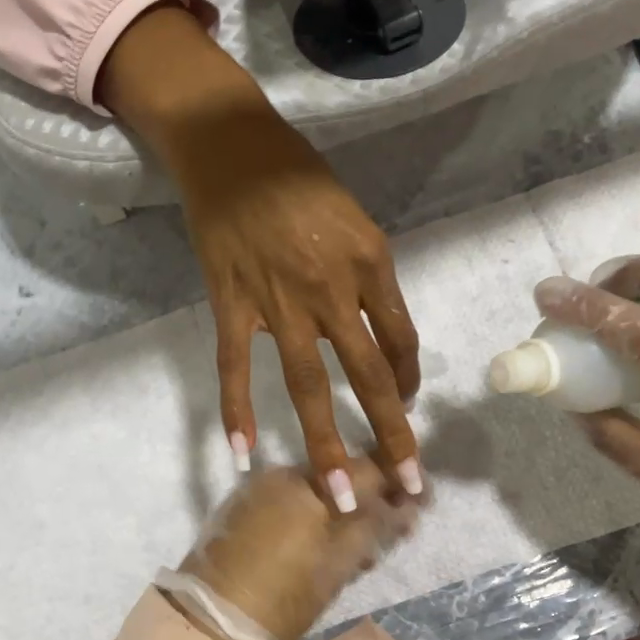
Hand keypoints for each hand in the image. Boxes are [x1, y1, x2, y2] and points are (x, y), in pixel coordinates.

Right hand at [97, 4, 422, 510]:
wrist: (231, 144)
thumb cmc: (300, 176)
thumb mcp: (355, 218)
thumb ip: (367, 276)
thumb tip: (372, 330)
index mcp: (372, 262)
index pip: (401, 339)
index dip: (408, 380)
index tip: (407, 403)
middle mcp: (332, 289)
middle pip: (368, 375)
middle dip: (392, 434)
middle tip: (408, 485)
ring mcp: (279, 301)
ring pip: (308, 384)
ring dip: (326, 443)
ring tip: (338, 495)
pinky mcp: (232, 304)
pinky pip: (235, 367)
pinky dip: (236, 410)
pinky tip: (241, 452)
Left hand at [179, 458, 416, 639]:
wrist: (208, 622)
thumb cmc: (280, 600)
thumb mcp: (336, 568)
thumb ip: (374, 530)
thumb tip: (407, 507)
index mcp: (310, 488)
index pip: (368, 469)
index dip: (400, 480)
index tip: (421, 498)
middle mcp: (284, 475)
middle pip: (340, 474)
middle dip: (372, 495)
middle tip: (396, 523)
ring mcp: (259, 488)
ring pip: (315, 487)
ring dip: (342, 505)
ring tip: (362, 543)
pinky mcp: (242, 505)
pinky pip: (288, 498)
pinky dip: (312, 512)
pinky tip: (322, 542)